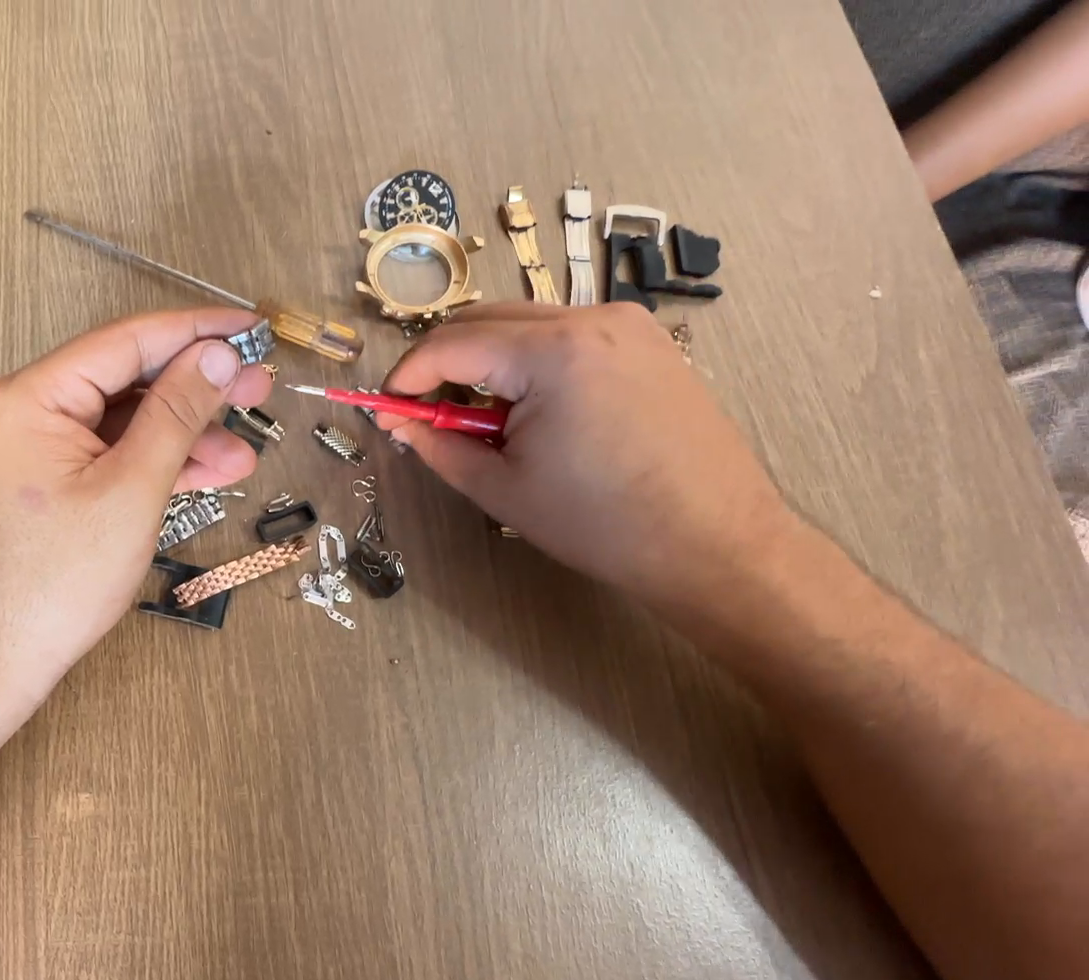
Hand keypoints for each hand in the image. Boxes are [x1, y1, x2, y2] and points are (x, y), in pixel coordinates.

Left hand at [0, 308, 272, 691]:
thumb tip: (219, 354)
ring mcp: (40, 444)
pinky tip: (211, 468)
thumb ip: (177, 413)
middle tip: (259, 385)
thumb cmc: (59, 581)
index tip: (252, 328)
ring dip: (187, 432)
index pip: (126, 341)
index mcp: (32, 397)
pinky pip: (114, 451)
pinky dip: (159, 460)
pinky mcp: (54, 475)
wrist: (9, 654)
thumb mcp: (132, 489)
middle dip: (197, 386)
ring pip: (127, 418)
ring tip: (244, 449)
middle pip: (128, 377)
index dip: (196, 331)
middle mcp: (28, 408)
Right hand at [378, 302, 796, 610]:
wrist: (713, 542)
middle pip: (483, 319)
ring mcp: (626, 324)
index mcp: (552, 353)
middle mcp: (591, 318)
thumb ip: (438, 444)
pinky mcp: (645, 341)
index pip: (450, 344)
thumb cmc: (599, 522)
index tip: (385, 410)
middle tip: (423, 413)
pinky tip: (529, 409)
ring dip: (483, 361)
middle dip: (441, 362)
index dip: (406, 376)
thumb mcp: (500, 487)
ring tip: (479, 419)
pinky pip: (562, 333)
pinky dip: (526, 360)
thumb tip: (396, 421)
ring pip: (522, 323)